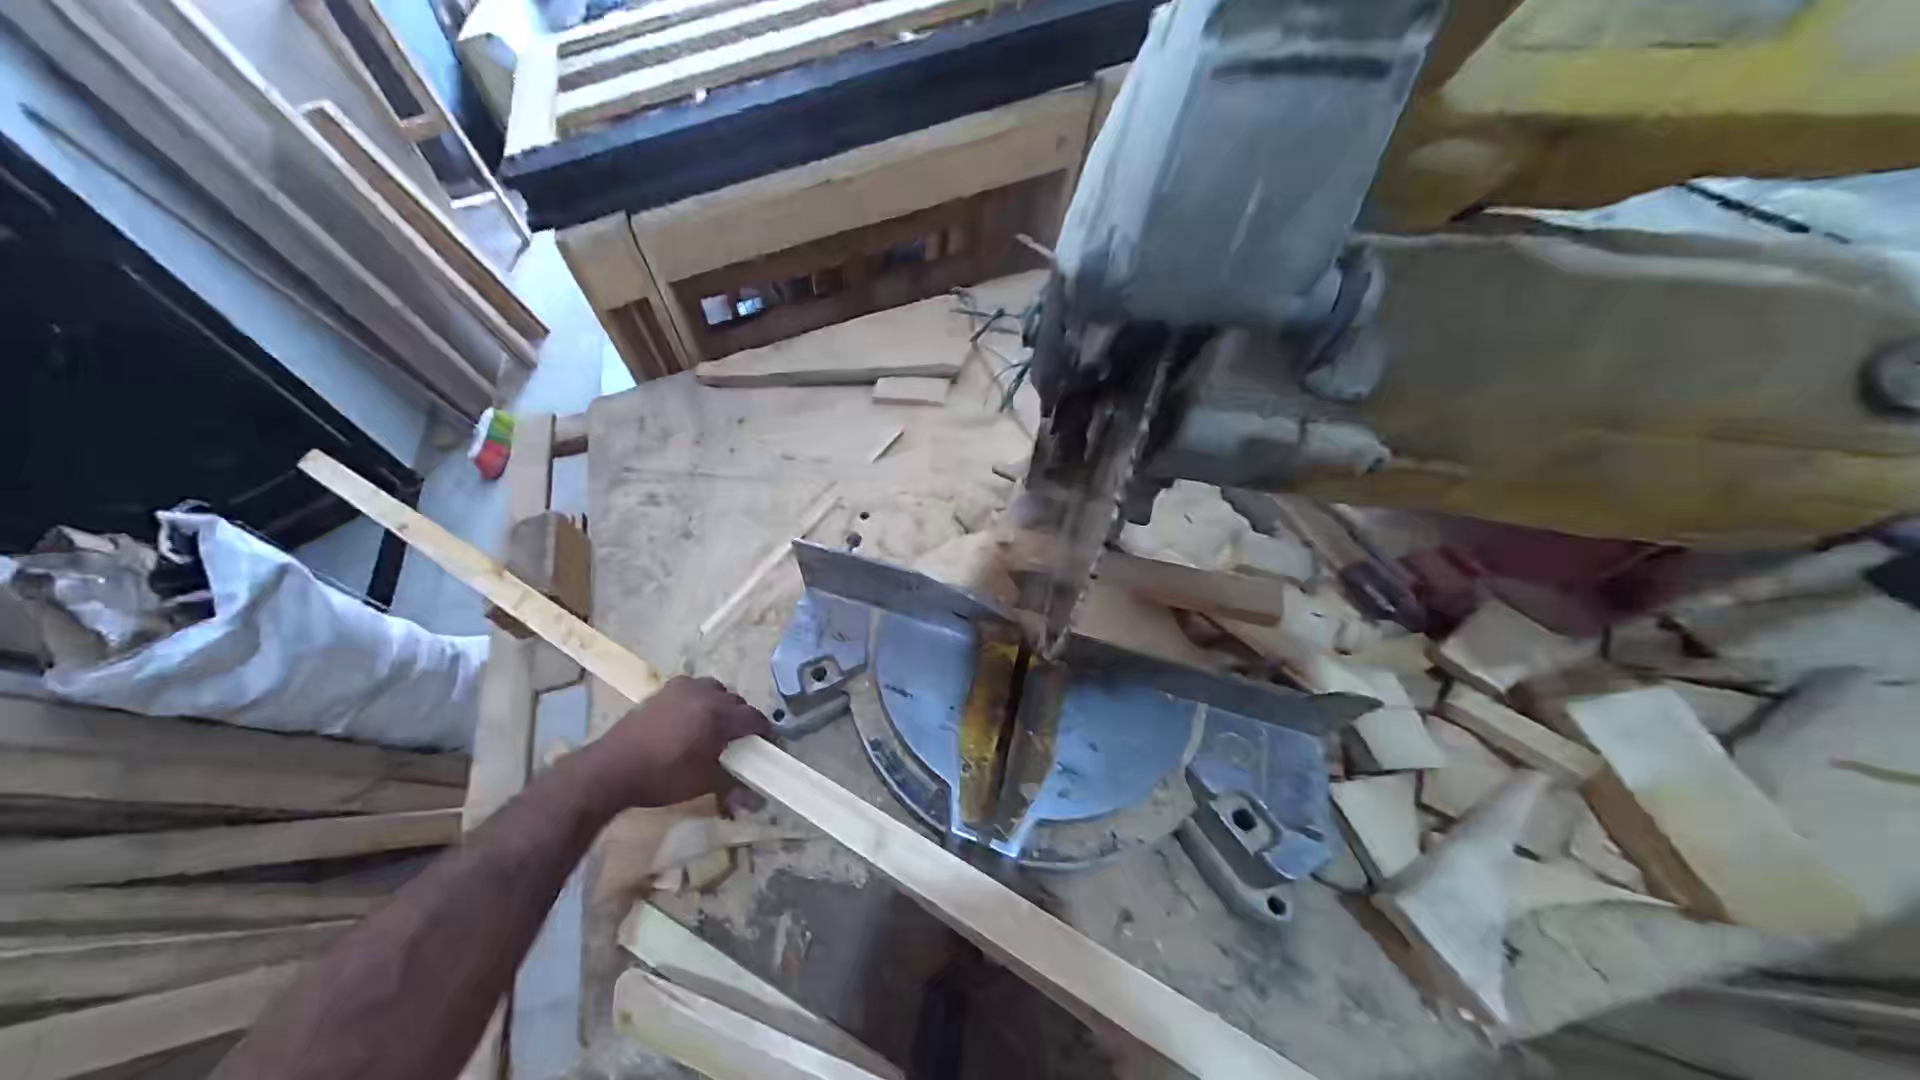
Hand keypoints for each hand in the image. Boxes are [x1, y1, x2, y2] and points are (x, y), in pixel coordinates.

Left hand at [578, 676, 769, 810]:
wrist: (612, 769)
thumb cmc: (661, 778)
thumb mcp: (703, 783)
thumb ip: (732, 783)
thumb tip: (755, 799)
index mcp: (719, 716)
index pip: (755, 718)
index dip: (764, 731)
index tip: (765, 744)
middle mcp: (705, 695)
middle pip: (737, 702)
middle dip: (742, 719)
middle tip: (738, 741)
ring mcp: (683, 688)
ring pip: (715, 689)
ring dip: (721, 704)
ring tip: (713, 725)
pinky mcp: (664, 690)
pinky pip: (693, 687)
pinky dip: (698, 698)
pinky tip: (689, 716)